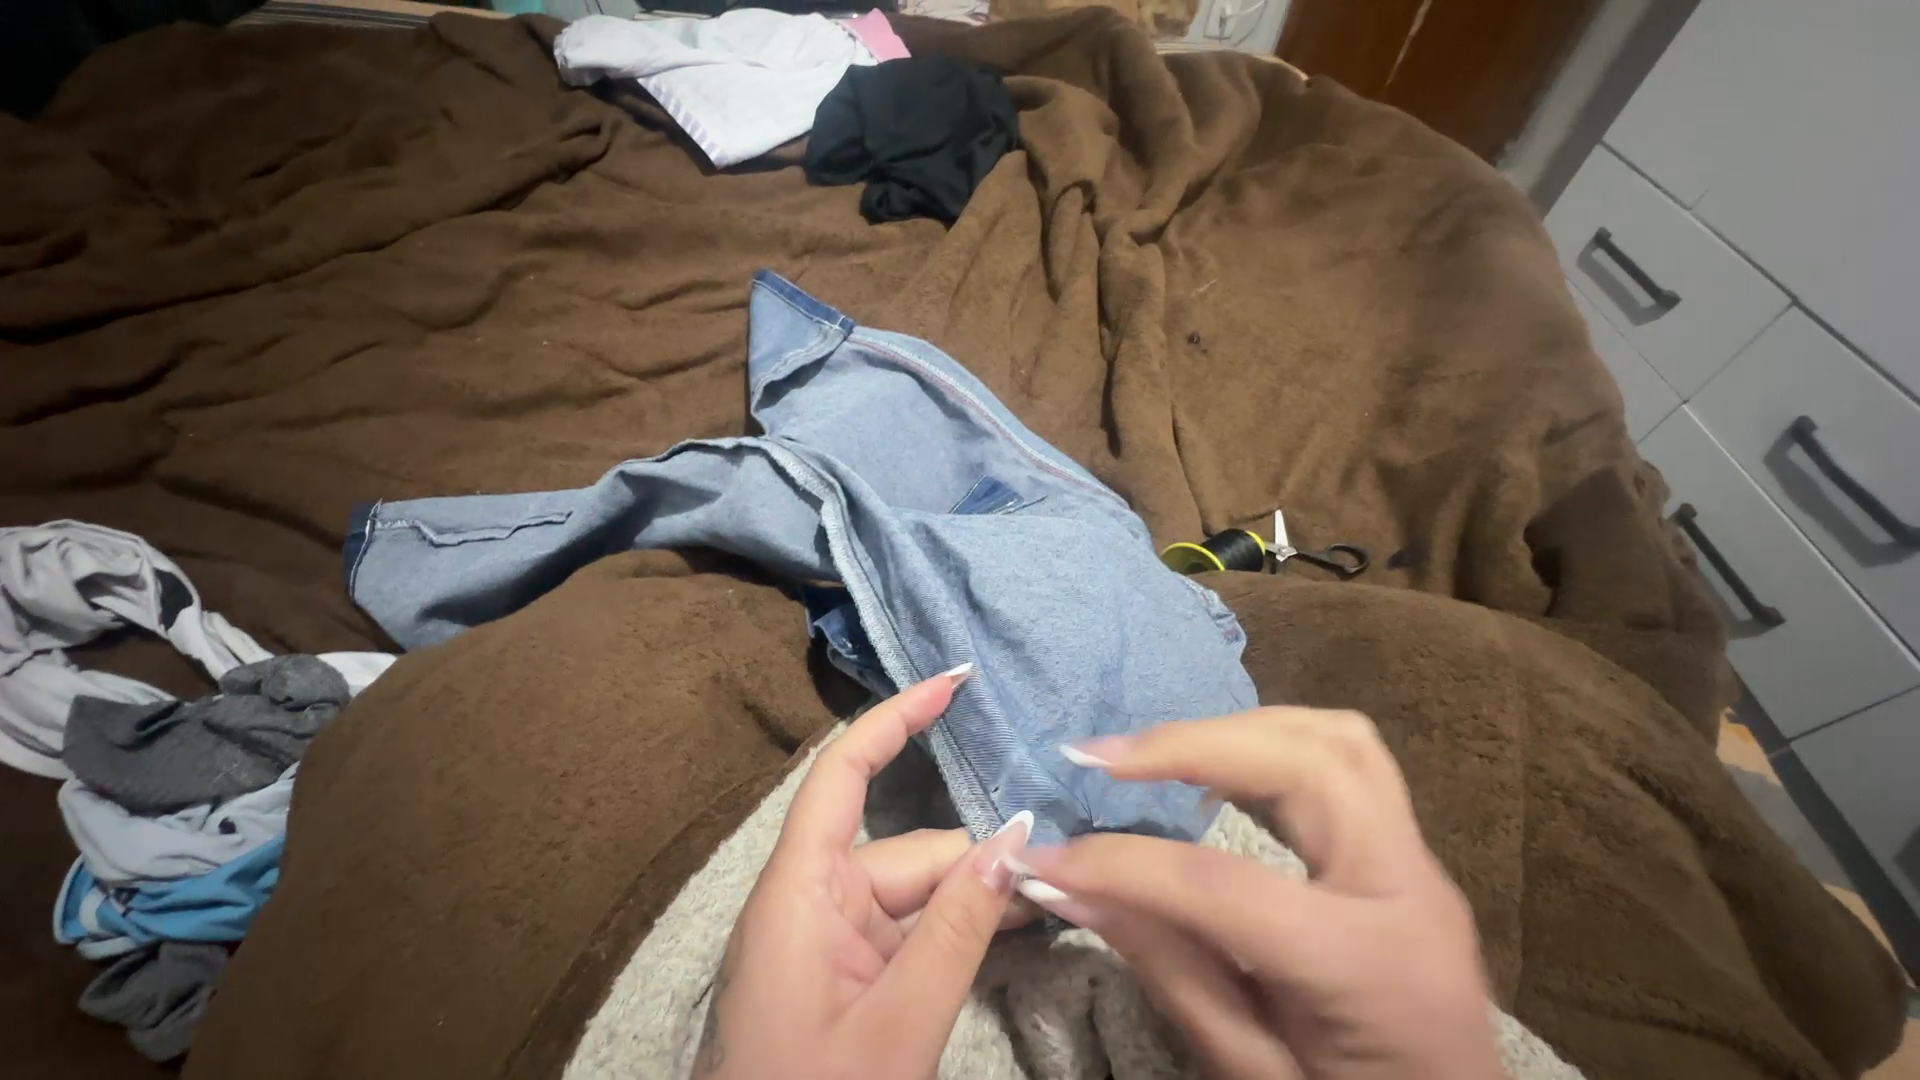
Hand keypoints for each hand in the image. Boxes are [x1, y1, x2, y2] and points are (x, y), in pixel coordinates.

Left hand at [694, 665, 1032, 1078]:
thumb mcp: (899, 1021)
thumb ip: (959, 926)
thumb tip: (1015, 839)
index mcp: (800, 888)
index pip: (845, 771)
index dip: (897, 717)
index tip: (954, 680)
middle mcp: (811, 897)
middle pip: (907, 850)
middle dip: (975, 865)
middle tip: (1053, 883)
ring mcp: (826, 937)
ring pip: (915, 893)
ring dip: (970, 904)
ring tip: (1040, 911)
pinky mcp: (840, 970)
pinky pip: (905, 930)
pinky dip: (950, 933)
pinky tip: (1000, 936)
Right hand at [1016, 707, 1502, 1079]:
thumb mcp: (1250, 1071)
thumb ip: (1165, 966)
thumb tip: (1070, 884)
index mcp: (1368, 969)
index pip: (1222, 885)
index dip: (1120, 862)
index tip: (1043, 854)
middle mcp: (1409, 890)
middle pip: (1305, 762)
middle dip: (1190, 744)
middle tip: (1100, 758)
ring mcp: (1418, 861)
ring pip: (1333, 737)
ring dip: (1234, 728)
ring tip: (1152, 752)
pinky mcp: (1406, 849)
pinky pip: (1343, 756)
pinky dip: (1267, 741)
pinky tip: (1214, 767)